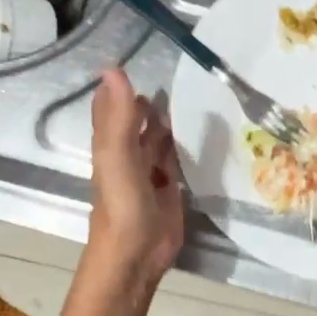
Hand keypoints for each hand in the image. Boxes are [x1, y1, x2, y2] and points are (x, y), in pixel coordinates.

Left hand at [84, 69, 184, 291]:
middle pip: (138, 121)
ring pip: (159, 139)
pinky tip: (205, 133)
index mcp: (111, 144)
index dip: (120, 86)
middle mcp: (130, 154)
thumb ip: (118, 117)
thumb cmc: (123, 207)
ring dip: (172, 121)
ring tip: (196, 96)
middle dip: (150, 101)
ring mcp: (151, 172)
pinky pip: (178, 159)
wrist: (136, 256)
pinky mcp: (172, 189)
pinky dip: (187, 145)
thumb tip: (113, 69)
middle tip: (177, 75)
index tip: (136, 58)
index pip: (113, 106)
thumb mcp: (118, 157)